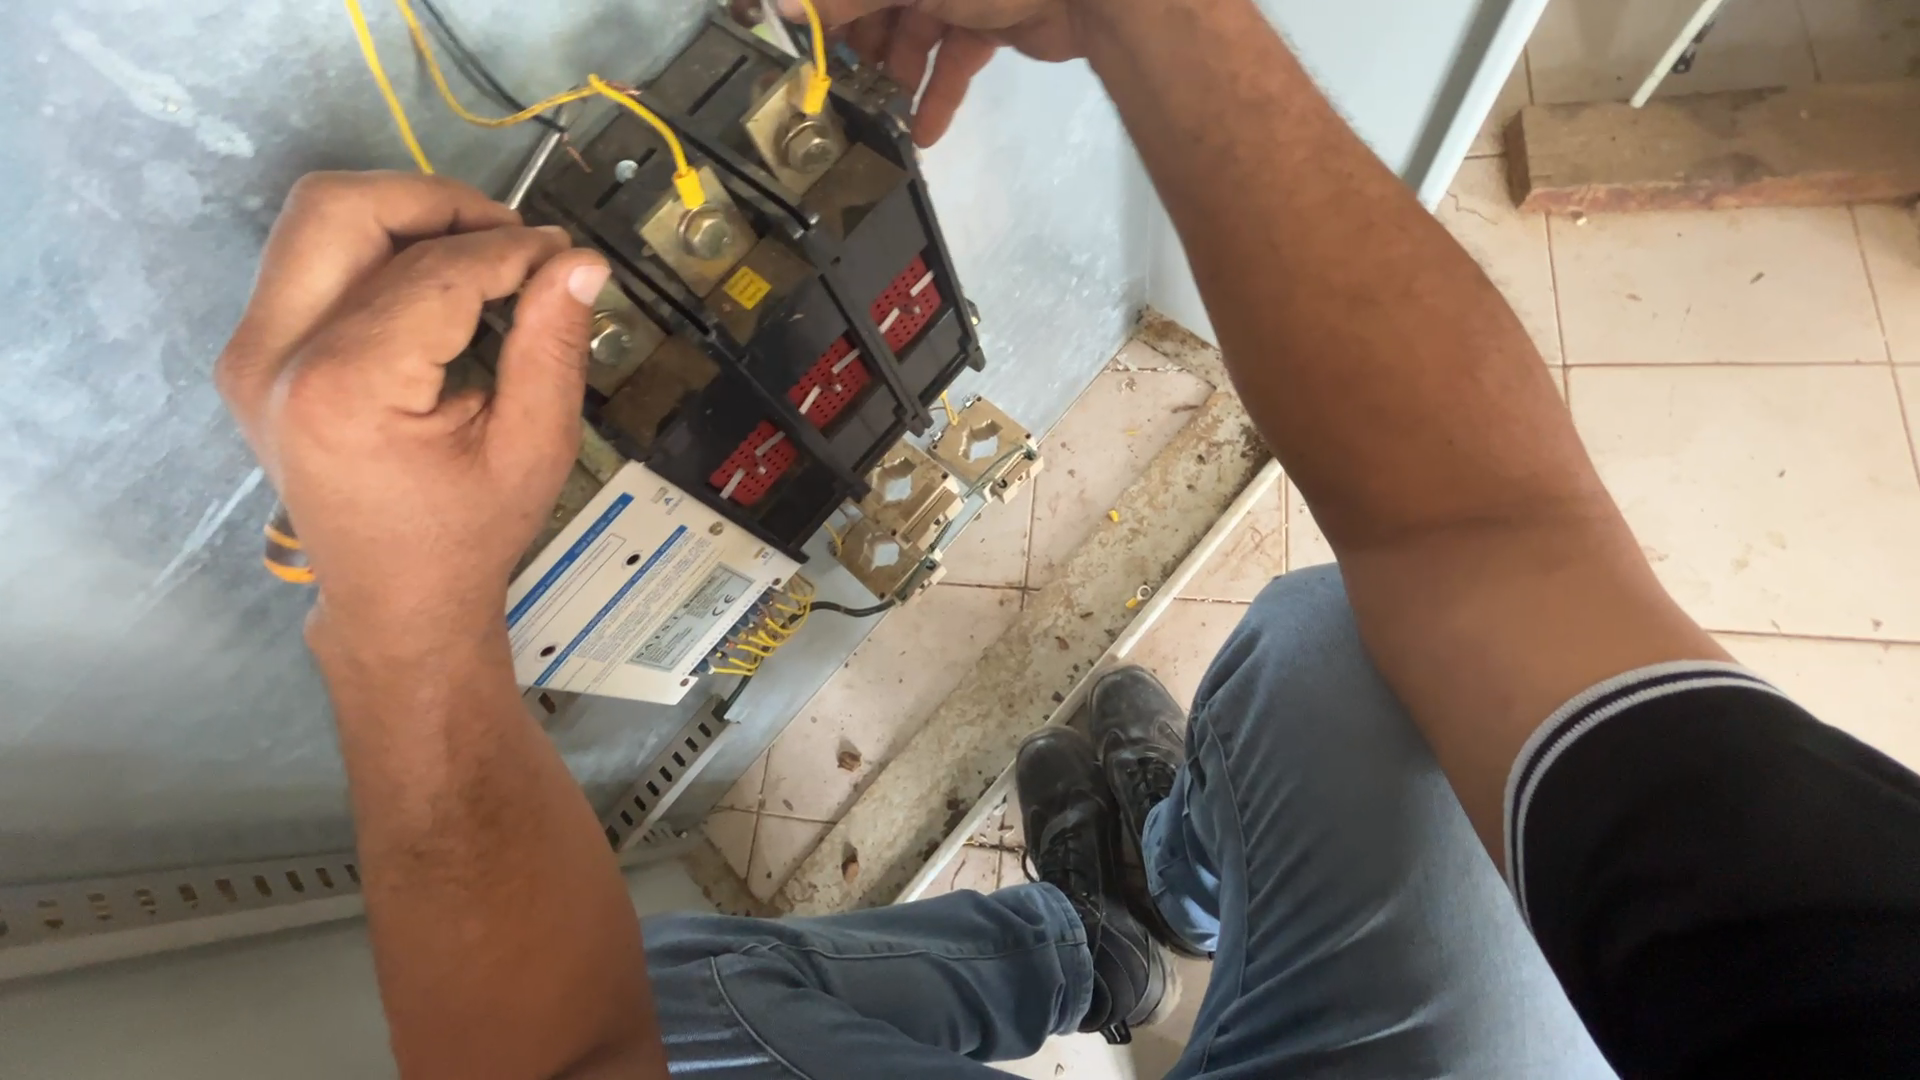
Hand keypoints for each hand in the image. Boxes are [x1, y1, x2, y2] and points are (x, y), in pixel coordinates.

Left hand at [215, 171, 609, 659]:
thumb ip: (554, 349)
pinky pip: (314, 262)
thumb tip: (581, 264)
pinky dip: (385, 252)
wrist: (397, 595)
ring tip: (487, 255)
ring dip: (408, 220)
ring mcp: (251, 350)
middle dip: (438, 203)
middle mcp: (274, 353)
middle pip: (339, 210)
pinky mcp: (257, 353)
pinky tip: (446, 286)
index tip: (567, 254)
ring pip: (316, 223)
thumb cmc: (474, 533)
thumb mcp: (536, 448)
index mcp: (348, 387)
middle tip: (515, 236)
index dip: (511, 251)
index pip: (435, 273)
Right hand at [792, 0, 1086, 145]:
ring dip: (895, 76)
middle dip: (856, 43)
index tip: (801, 43)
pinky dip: (939, 93)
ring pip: (913, 29)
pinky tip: (923, 132)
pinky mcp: (991, 16)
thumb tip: (778, 4)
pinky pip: (954, 57)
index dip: (823, 6)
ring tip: (878, 119)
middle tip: (838, 87)